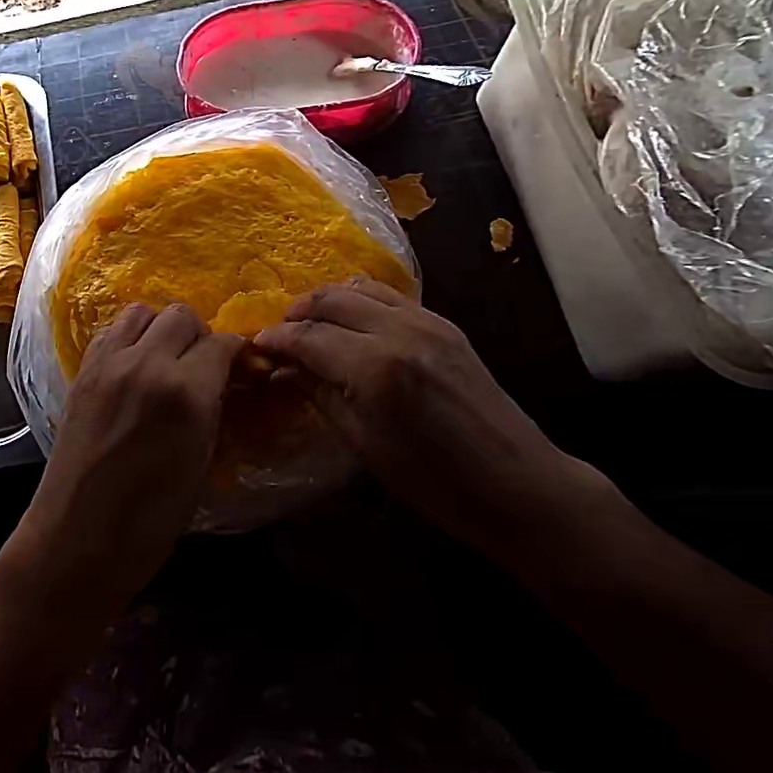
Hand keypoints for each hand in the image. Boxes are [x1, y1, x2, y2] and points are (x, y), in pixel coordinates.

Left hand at [4, 304, 243, 612]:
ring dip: (160, 328)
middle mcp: (144, 365)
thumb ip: (211, 411)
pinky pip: (110, 333)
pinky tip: (134, 366)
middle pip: (180, 315)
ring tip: (166, 358)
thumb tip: (221, 384)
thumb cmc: (150, 520)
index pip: (221, 344)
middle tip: (203, 363)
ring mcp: (106, 365)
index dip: (236, 353)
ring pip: (140, 312)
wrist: (77, 536)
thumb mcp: (200, 463)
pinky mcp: (81, 373)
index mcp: (184, 392)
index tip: (240, 366)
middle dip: (200, 334)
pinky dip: (128, 339)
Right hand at [254, 279, 615, 550]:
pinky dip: (358, 300)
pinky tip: (348, 324)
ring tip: (309, 326)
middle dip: (296, 313)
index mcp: (376, 368)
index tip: (255, 347)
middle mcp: (400, 331)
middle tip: (279, 336)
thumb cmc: (432, 481)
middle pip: (330, 299)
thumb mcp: (362, 442)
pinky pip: (388, 295)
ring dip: (326, 301)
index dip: (276, 340)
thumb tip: (280, 370)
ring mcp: (427, 322)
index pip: (307, 337)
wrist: (517, 484)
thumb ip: (318, 393)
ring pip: (359, 287)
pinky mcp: (444, 324)